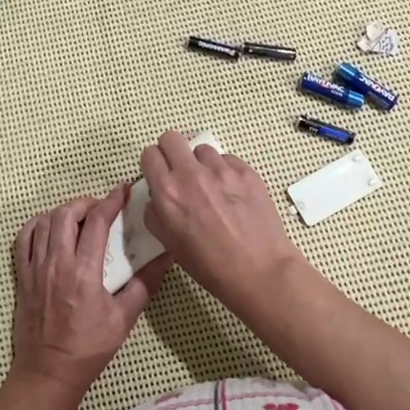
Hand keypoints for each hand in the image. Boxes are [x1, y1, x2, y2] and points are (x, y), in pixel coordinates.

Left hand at [10, 186, 169, 392]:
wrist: (48, 372)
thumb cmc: (88, 348)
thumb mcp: (123, 319)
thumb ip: (144, 284)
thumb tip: (165, 257)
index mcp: (84, 272)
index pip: (98, 221)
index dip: (111, 200)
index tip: (123, 190)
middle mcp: (56, 263)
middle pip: (67, 213)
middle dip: (86, 202)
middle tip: (100, 208)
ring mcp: (35, 267)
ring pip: (45, 221)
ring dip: (63, 212)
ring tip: (78, 218)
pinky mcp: (22, 274)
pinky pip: (24, 238)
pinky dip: (37, 225)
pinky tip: (49, 228)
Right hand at [140, 131, 303, 304]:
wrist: (259, 271)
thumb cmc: (210, 265)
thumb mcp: (170, 244)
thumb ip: (156, 214)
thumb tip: (157, 198)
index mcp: (168, 192)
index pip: (149, 154)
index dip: (153, 163)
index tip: (159, 174)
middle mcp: (191, 174)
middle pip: (171, 138)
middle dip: (172, 151)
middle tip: (180, 171)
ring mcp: (221, 170)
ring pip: (201, 149)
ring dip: (201, 163)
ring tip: (211, 185)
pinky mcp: (245, 171)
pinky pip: (227, 159)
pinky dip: (225, 171)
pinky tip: (232, 193)